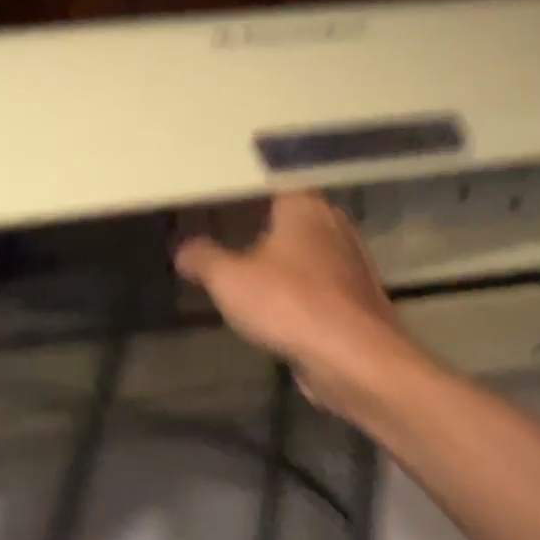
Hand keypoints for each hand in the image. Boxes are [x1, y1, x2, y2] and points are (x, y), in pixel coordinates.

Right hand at [174, 189, 427, 418]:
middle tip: (224, 235)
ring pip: (306, 251)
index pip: (271, 184)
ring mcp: (351, 261)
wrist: (351, 355)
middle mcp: (334, 224)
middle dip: (260, 226)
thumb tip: (183, 251)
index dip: (243, 193)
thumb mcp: (228, 280)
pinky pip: (317, 283)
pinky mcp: (356, 296)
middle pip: (291, 218)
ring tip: (246, 270)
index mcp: (305, 207)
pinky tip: (276, 303)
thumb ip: (203, 259)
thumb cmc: (288, 304)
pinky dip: (297, 288)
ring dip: (281, 260)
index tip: (216, 202)